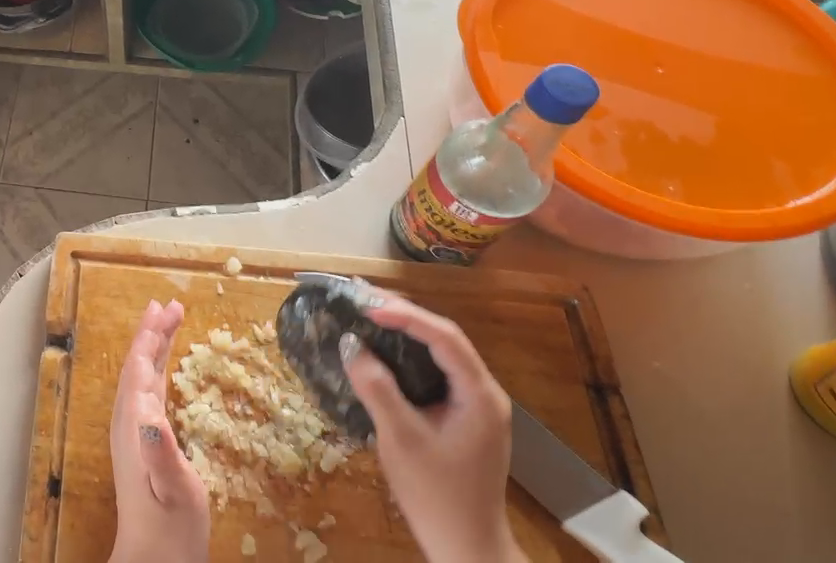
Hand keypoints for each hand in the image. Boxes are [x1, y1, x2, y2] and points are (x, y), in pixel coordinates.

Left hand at [108, 299, 208, 562]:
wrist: (156, 560)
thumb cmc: (170, 526)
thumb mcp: (176, 488)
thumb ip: (162, 452)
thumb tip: (153, 417)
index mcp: (136, 423)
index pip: (140, 365)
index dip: (152, 334)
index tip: (167, 306)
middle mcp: (130, 422)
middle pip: (138, 364)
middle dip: (152, 332)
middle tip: (170, 304)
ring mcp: (134, 433)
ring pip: (141, 377)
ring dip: (153, 347)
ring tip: (167, 323)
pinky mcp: (142, 444)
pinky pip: (146, 392)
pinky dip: (155, 370)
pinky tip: (163, 372)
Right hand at [342, 297, 524, 562]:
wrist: (466, 548)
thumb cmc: (436, 495)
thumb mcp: (401, 439)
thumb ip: (377, 388)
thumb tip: (350, 344)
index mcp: (480, 396)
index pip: (445, 338)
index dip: (406, 315)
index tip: (367, 306)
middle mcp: (484, 393)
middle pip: (445, 339)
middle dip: (403, 315)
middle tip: (360, 298)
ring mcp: (476, 405)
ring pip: (440, 353)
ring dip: (404, 332)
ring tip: (366, 312)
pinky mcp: (463, 416)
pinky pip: (435, 372)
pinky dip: (408, 356)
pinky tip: (382, 351)